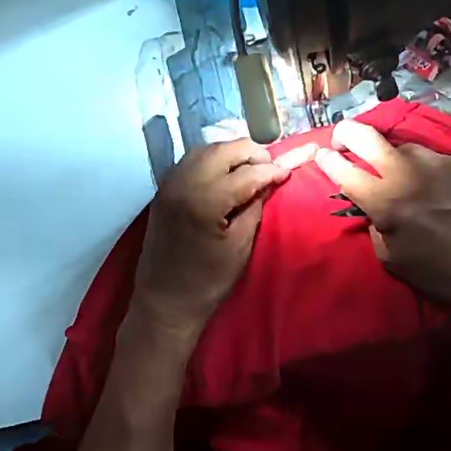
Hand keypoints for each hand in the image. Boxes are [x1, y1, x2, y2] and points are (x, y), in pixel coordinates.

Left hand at [132, 139, 318, 336]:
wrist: (165, 301)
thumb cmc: (207, 281)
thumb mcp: (240, 246)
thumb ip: (254, 207)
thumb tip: (268, 182)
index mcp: (205, 200)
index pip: (246, 172)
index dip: (270, 170)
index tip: (287, 172)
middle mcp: (184, 183)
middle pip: (223, 150)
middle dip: (250, 153)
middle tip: (269, 166)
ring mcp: (169, 184)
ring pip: (204, 150)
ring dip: (229, 153)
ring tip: (250, 167)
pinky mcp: (162, 190)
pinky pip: (189, 161)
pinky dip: (211, 160)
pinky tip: (225, 173)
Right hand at [314, 120, 450, 313]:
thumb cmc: (437, 272)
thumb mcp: (390, 258)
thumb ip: (374, 225)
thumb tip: (372, 207)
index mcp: (383, 200)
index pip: (343, 169)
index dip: (326, 159)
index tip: (322, 155)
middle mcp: (406, 171)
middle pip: (364, 136)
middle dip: (346, 133)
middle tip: (343, 139)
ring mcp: (438, 160)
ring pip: (405, 149)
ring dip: (399, 160)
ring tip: (408, 178)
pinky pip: (439, 160)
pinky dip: (436, 173)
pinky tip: (446, 190)